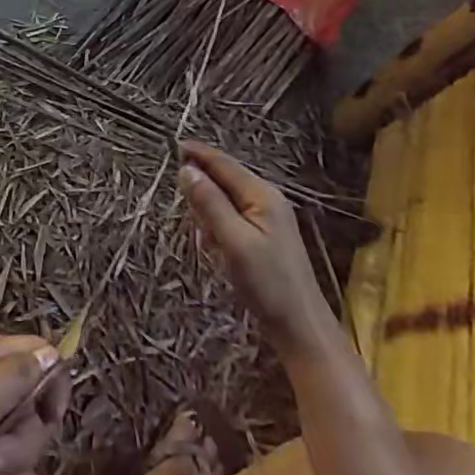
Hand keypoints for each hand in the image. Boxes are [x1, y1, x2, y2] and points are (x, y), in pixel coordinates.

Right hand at [178, 141, 332, 351]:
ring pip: (228, 199)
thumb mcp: (233, 241)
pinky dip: (218, 224)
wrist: (301, 329)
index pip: (224, 164)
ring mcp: (269, 219)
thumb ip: (210, 204)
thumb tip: (187, 169)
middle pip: (226, 178)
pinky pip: (233, 217)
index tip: (173, 145)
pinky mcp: (265, 238)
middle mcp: (267, 200)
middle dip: (202, 182)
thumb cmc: (267, 284)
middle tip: (178, 191)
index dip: (199, 154)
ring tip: (197, 227)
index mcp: (262, 195)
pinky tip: (213, 244)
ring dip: (209, 207)